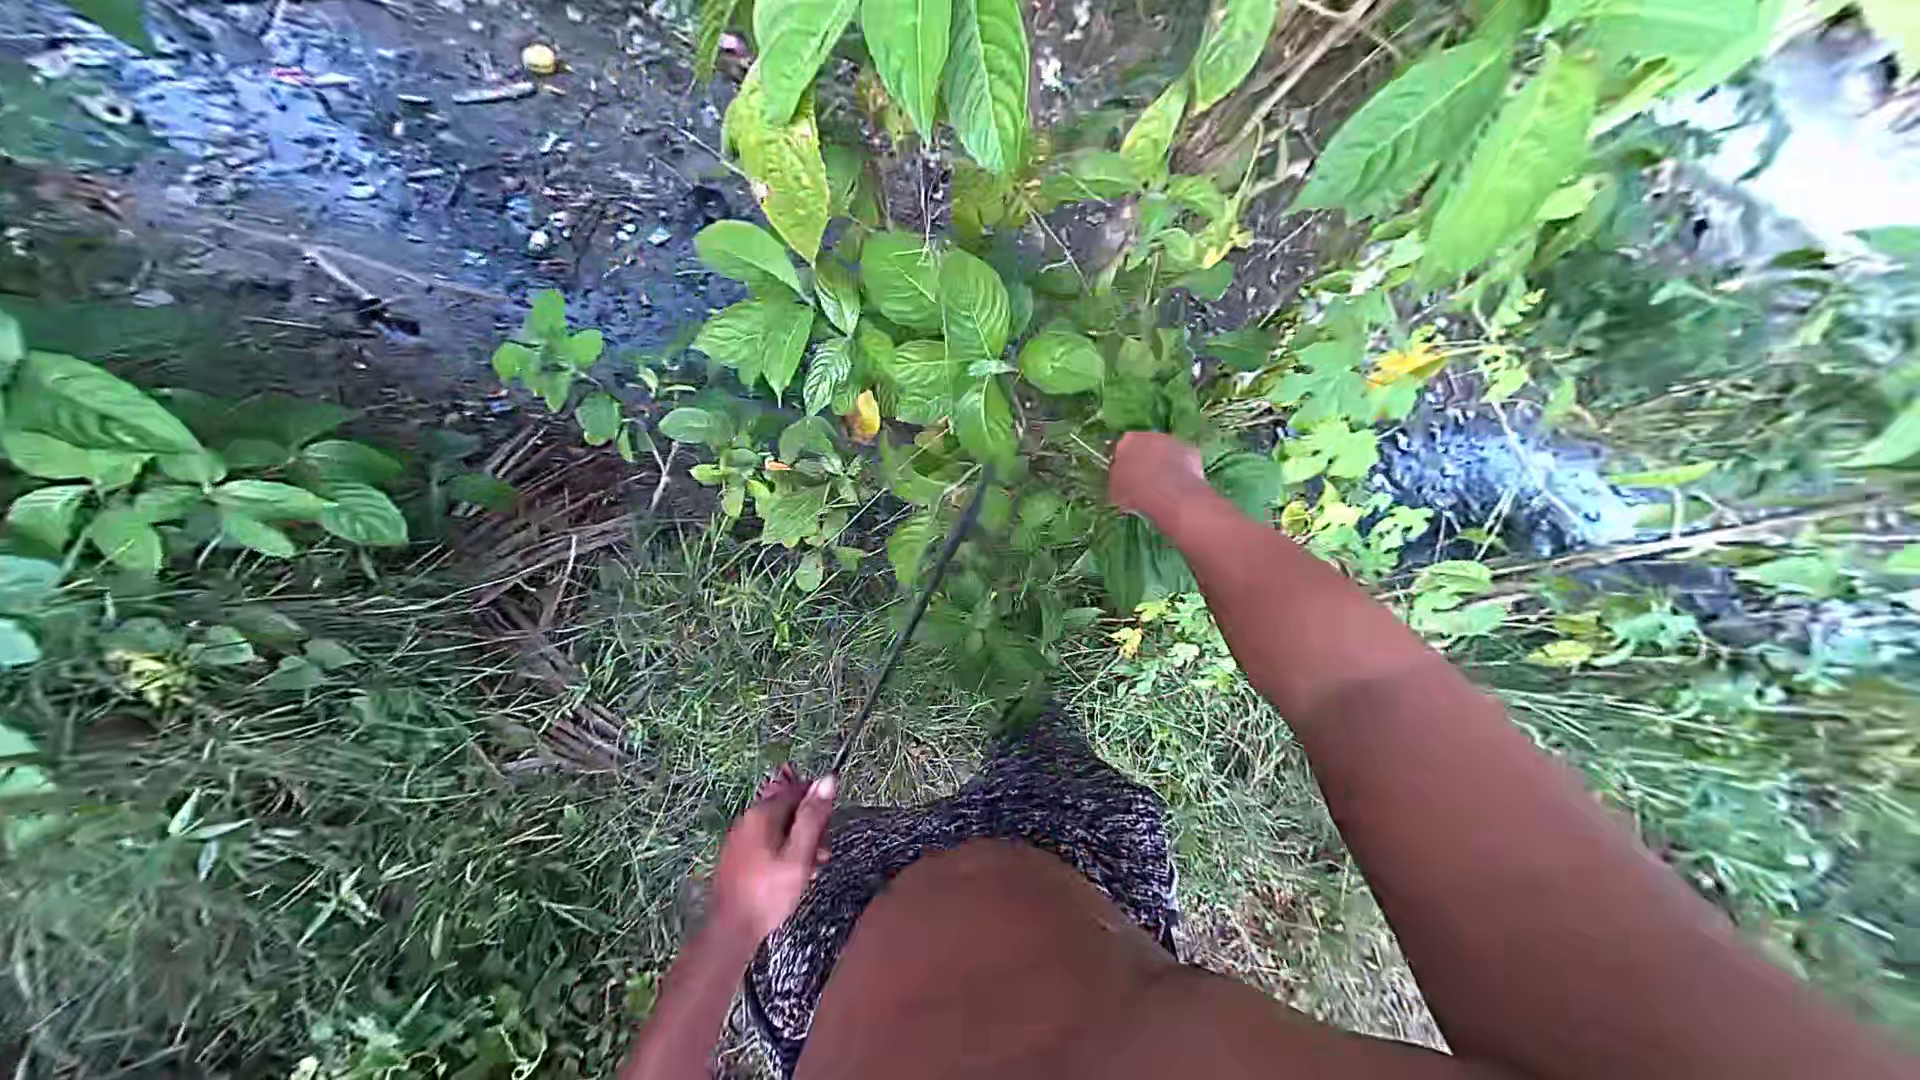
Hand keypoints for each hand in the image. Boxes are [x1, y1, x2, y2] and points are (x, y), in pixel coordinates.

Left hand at [708, 764, 835, 942]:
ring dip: (800, 844)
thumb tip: (828, 779)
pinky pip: (768, 843)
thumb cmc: (769, 892)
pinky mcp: (737, 856)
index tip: (829, 829)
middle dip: (810, 828)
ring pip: (780, 829)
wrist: (729, 932)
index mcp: (763, 813)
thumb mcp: (799, 854)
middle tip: (821, 855)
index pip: (799, 790)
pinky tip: (791, 875)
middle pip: (790, 810)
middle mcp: (749, 818)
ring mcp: (740, 838)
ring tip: (810, 870)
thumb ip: (813, 816)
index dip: (819, 806)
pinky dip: (784, 853)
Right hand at [1108, 432, 1207, 521]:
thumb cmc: (1134, 492)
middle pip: (1145, 445)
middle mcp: (1149, 435)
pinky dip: (1181, 468)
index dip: (1124, 461)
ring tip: (1163, 483)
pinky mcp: (1190, 450)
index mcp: (1125, 442)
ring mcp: (1172, 441)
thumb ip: (1117, 478)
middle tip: (1144, 477)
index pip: (1121, 447)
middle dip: (1145, 458)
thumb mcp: (1115, 489)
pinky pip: (1183, 458)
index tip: (1126, 474)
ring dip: (1164, 461)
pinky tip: (1178, 484)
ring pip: (1165, 450)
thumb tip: (1121, 479)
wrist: (1167, 494)